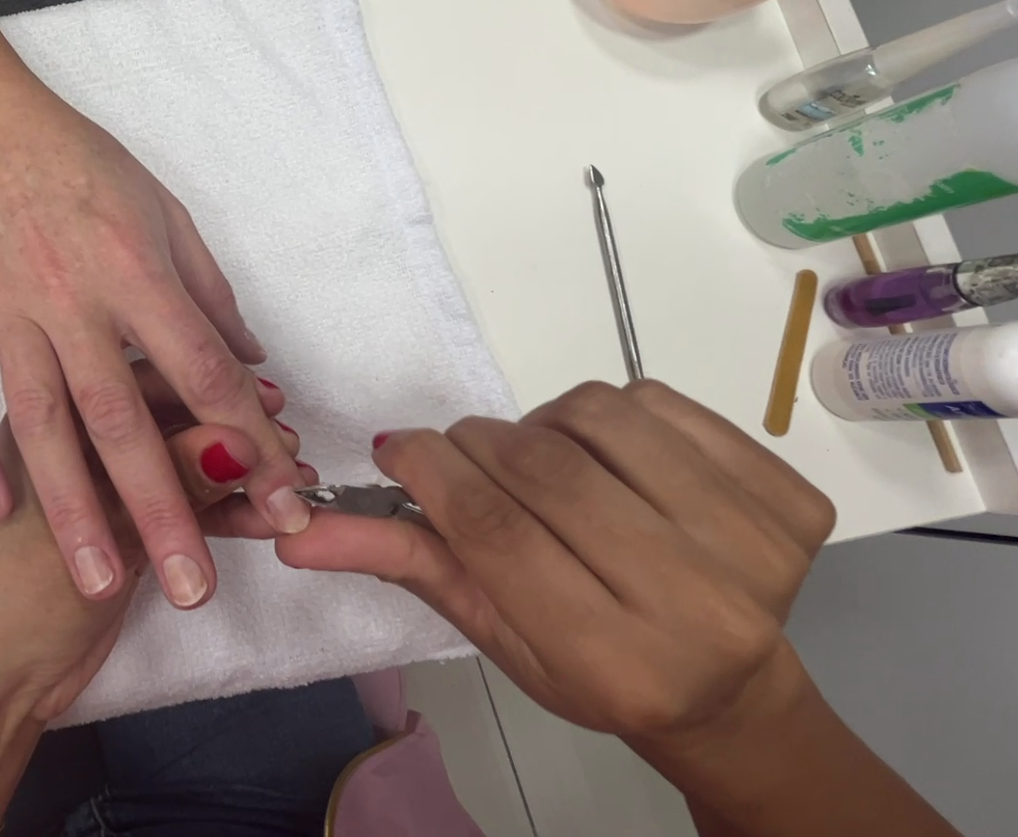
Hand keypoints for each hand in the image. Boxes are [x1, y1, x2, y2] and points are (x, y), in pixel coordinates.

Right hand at [0, 96, 306, 607]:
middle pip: (119, 418)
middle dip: (161, 508)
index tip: (282, 499)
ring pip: (40, 422)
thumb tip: (250, 366)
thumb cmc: (89, 167)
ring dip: (68, 505)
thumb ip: (209, 296)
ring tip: (96, 583)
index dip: (247, 437)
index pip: (201, 370)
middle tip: (195, 589)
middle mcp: (71, 300)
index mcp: (134, 269)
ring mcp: (8, 315)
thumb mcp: (168, 215)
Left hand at [0, 363, 290, 719]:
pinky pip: (177, 506)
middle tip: (287, 436)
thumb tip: (242, 439)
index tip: (261, 404)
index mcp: (48, 418)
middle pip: (163, 421)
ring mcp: (102, 486)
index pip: (133, 385)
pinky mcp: (124, 528)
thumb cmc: (23, 593)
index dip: (199, 392)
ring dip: (232, 475)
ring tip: (293, 484)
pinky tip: (264, 518)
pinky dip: (220, 512)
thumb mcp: (104, 526)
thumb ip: (171, 479)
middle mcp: (75, 440)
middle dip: (227, 428)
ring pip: (175, 464)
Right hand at [277, 380, 835, 759]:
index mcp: (610, 658)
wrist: (727, 687)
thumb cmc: (586, 667)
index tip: (397, 451)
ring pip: (594, 415)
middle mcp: (697, 607)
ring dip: (540, 424)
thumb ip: (398, 562)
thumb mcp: (483, 626)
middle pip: (541, 467)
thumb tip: (294, 530)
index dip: (428, 469)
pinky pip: (657, 401)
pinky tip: (607, 459)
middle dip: (475, 443)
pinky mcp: (793, 502)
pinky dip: (606, 414)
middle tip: (464, 458)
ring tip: (543, 463)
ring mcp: (757, 550)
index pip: (492, 528)